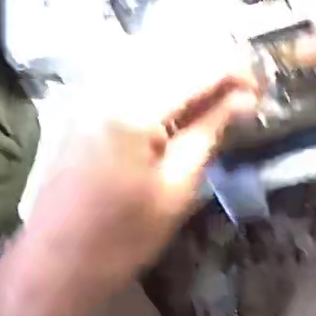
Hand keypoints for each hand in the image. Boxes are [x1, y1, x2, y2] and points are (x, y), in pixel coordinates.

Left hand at [0, 74, 257, 315]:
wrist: (55, 259)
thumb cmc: (122, 236)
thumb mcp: (176, 189)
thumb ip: (208, 133)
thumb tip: (243, 98)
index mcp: (132, 108)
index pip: (191, 72)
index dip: (230, 72)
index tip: (261, 85)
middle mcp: (106, 86)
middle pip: (167, 57)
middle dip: (208, 66)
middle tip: (242, 90)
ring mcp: (87, 91)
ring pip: (144, 60)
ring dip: (182, 69)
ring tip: (216, 92)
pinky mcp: (79, 102)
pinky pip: (124, 74)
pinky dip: (154, 78)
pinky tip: (175, 97)